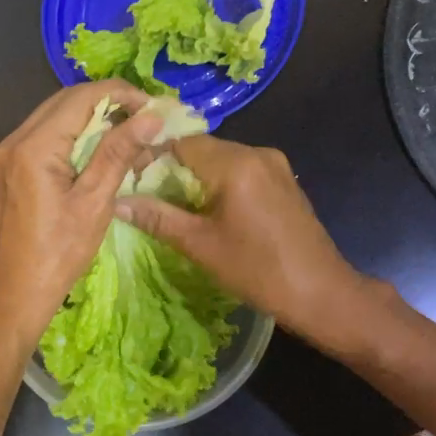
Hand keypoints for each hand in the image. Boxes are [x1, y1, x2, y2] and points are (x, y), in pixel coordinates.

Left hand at [0, 80, 160, 346]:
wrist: (18, 291)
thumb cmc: (59, 252)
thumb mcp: (94, 201)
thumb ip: (119, 153)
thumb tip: (151, 116)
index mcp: (34, 146)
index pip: (82, 97)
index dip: (121, 94)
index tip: (154, 108)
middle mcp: (16, 140)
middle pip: (67, 100)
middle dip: (109, 102)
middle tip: (146, 119)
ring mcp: (10, 154)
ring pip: (56, 116)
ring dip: (93, 117)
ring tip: (130, 133)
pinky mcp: (12, 167)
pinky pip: (47, 135)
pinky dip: (76, 135)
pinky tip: (102, 150)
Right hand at [114, 136, 390, 353]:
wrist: (320, 292)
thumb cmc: (256, 270)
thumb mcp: (199, 245)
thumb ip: (156, 218)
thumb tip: (115, 201)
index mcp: (235, 164)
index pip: (180, 142)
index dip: (150, 157)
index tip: (128, 179)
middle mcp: (257, 153)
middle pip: (200, 149)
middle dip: (170, 169)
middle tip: (143, 195)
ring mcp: (274, 166)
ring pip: (220, 160)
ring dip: (193, 178)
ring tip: (169, 206)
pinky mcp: (283, 181)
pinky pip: (240, 171)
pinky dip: (216, 184)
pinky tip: (205, 211)